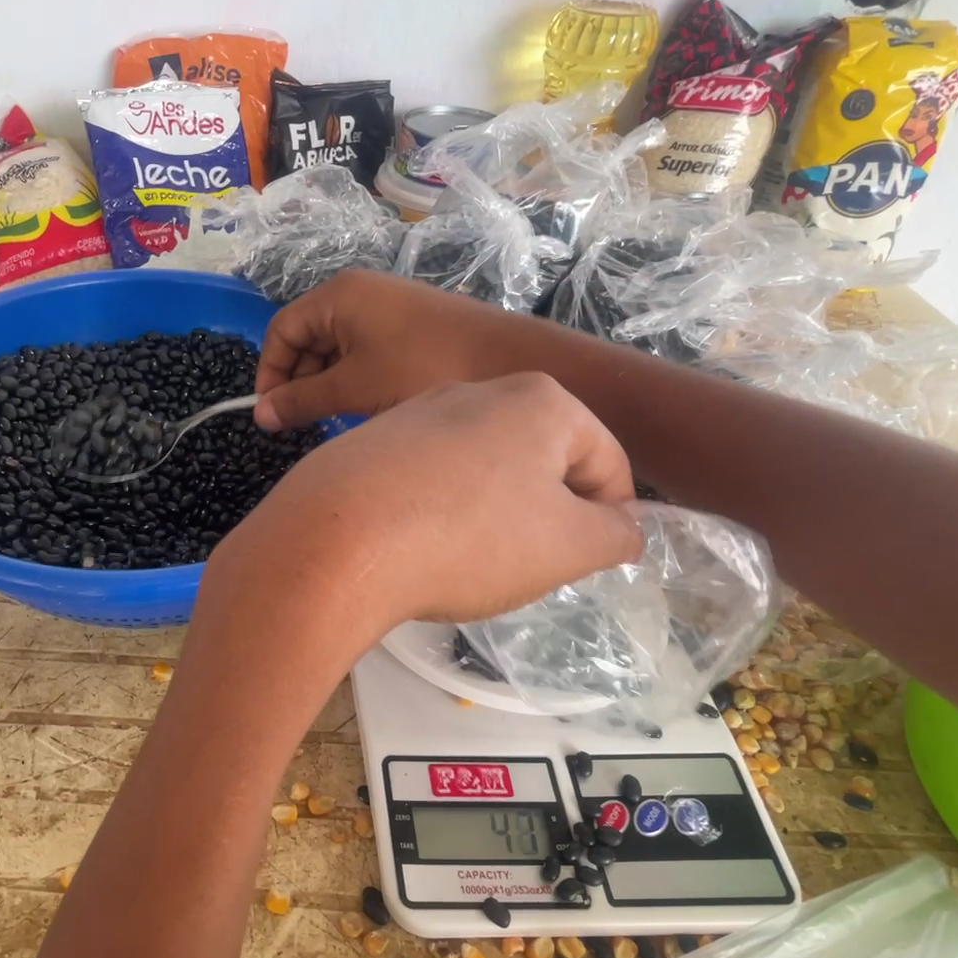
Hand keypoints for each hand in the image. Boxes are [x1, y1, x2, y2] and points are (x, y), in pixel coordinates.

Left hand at [214, 373, 640, 633]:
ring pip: (477, 471)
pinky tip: (415, 547)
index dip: (611, 517)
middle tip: (524, 565)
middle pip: (537, 460)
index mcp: (538, 400)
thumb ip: (614, 535)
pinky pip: (422, 481)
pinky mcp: (366, 444)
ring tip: (464, 561)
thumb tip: (623, 526)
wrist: (335, 541)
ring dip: (486, 515)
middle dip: (543, 516)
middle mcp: (473, 391)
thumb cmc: (467, 539)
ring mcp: (412, 413)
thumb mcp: (567, 548)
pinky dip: (432, 513)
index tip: (588, 561)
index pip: (605, 460)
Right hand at [254, 270, 520, 431]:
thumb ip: (301, 401)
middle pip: (307, 338)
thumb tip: (261, 415)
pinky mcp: (408, 329)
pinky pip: (363, 353)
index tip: (270, 414)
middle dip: (298, 382)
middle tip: (298, 425)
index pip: (282, 330)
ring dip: (325, 386)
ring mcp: (386, 310)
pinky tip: (361, 409)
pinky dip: (352, 381)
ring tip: (330, 421)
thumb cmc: (420, 368)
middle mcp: (358, 294)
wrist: (506, 362)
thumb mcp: (353, 388)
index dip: (269, 373)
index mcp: (338, 296)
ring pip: (336, 350)